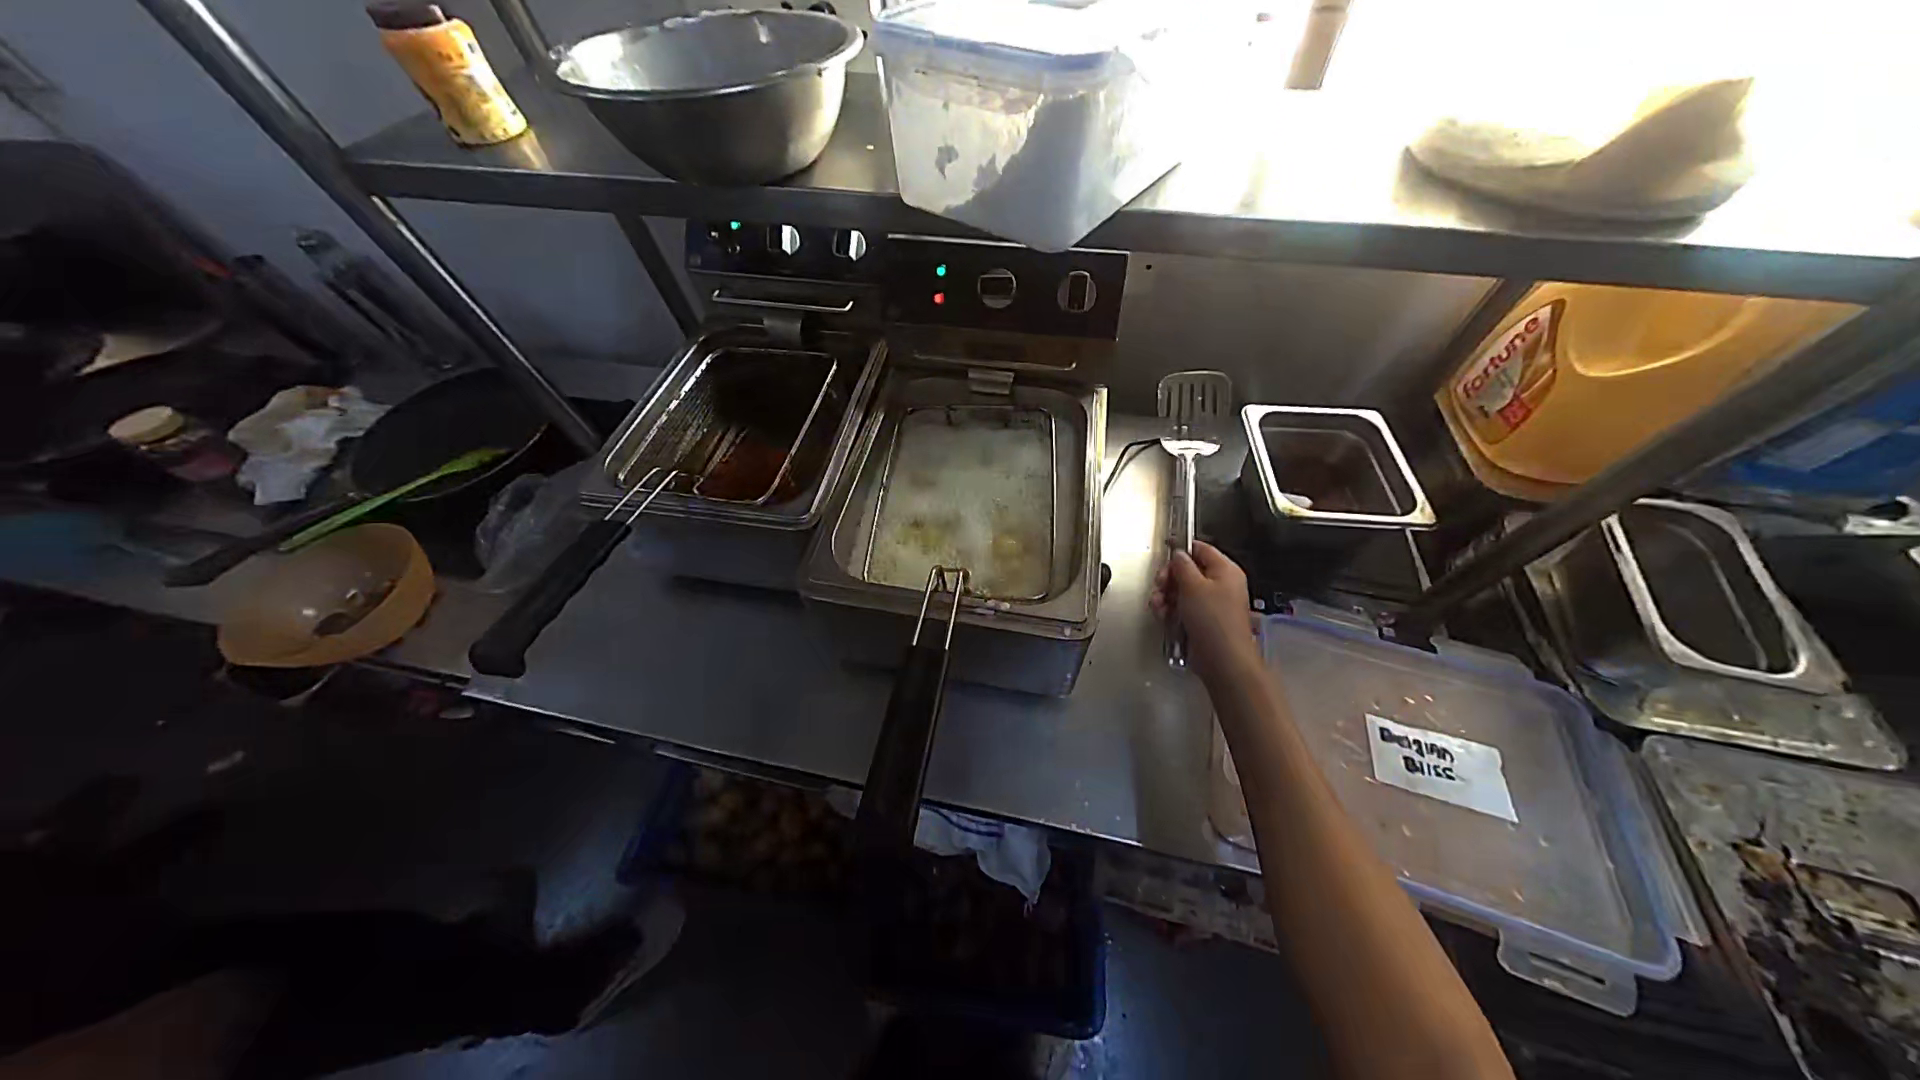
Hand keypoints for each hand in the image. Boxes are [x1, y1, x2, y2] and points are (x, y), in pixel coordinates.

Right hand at [1149, 541, 1258, 679]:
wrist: (1221, 659)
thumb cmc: (1213, 619)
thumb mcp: (1193, 585)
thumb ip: (1182, 565)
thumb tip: (1178, 555)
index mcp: (1225, 570)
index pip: (1201, 549)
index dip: (1182, 551)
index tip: (1165, 557)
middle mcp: (1219, 585)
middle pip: (1187, 571)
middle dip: (1169, 578)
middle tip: (1160, 584)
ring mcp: (1209, 604)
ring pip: (1180, 591)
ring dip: (1165, 596)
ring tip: (1159, 604)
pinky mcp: (1200, 621)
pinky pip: (1180, 609)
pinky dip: (1169, 610)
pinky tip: (1163, 615)